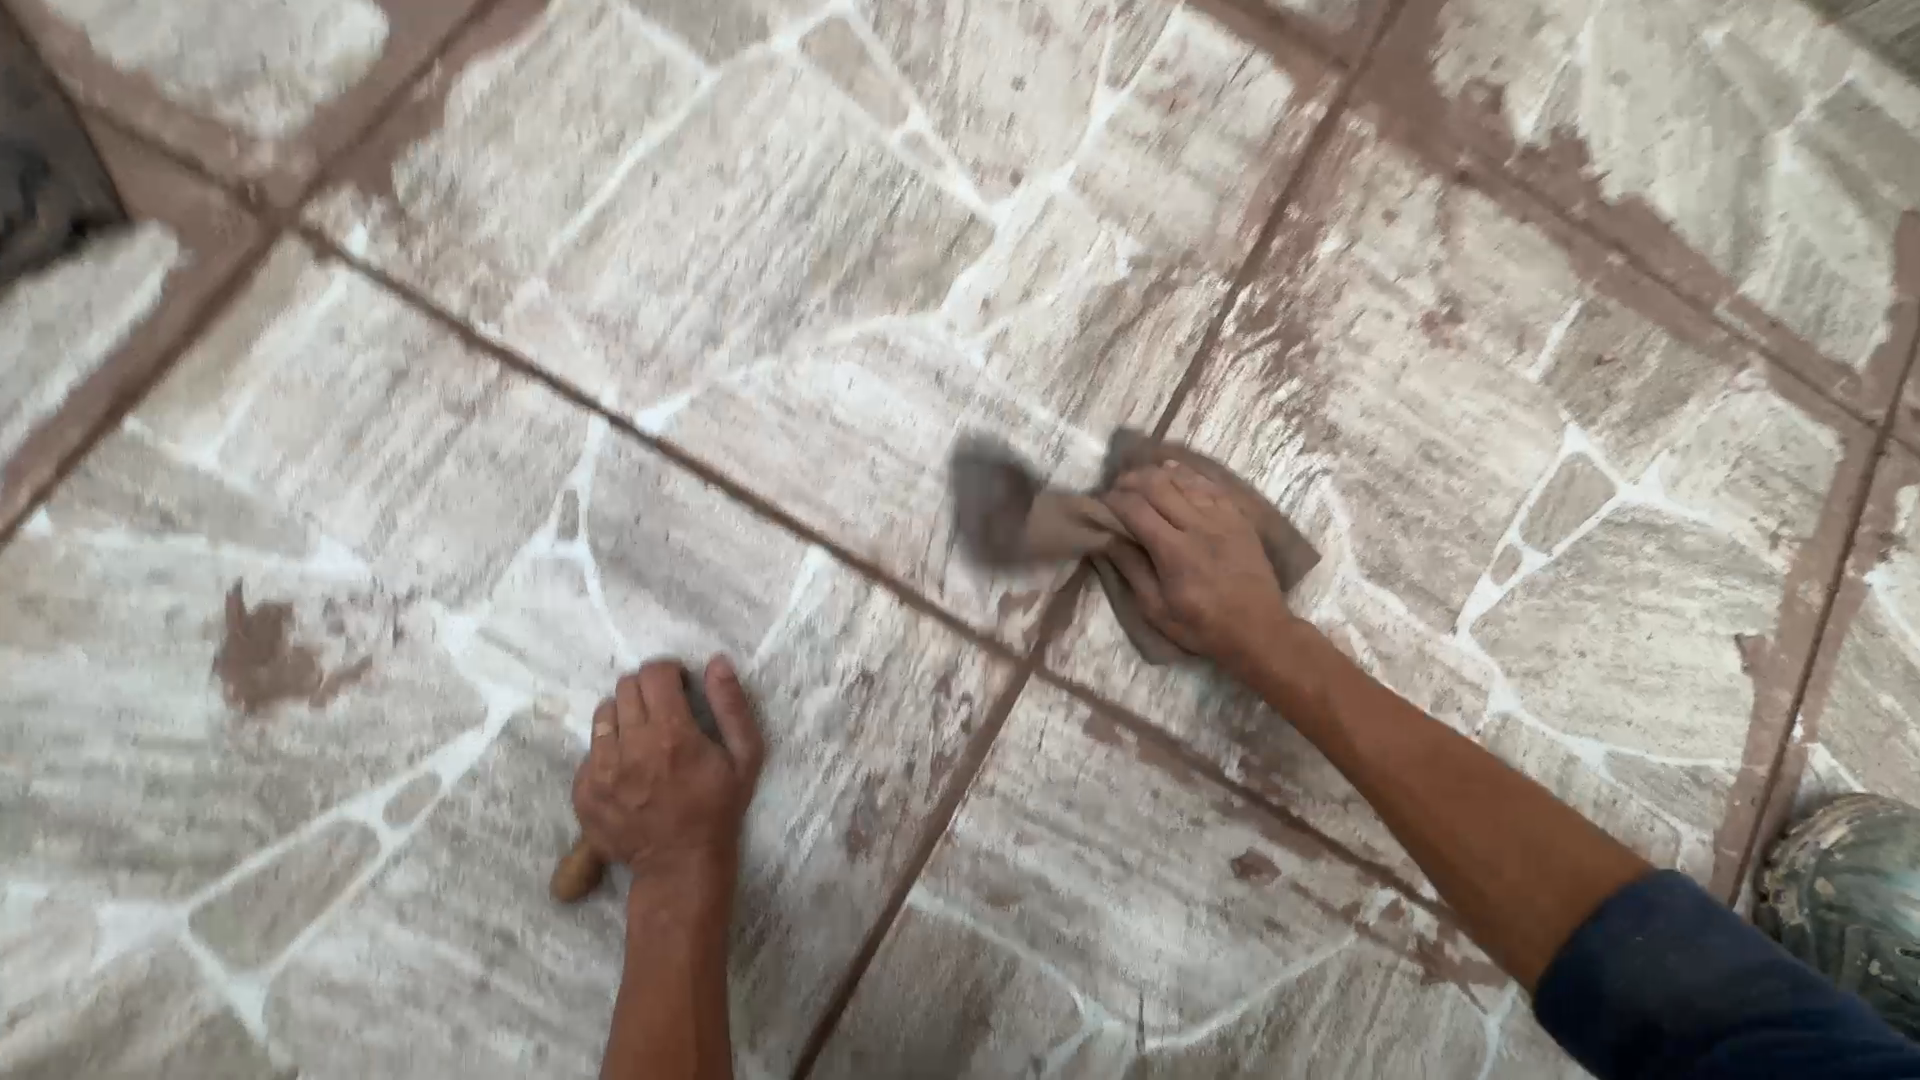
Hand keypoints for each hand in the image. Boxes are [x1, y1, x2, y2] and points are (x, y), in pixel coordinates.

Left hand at [571, 658, 763, 883]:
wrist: (680, 864)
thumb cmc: (719, 807)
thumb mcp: (745, 756)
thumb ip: (732, 705)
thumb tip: (716, 661)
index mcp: (672, 733)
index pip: (654, 673)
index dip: (670, 672)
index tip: (680, 686)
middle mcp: (631, 746)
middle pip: (626, 687)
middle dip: (647, 690)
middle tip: (664, 710)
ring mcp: (601, 770)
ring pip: (604, 714)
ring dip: (625, 715)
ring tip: (643, 737)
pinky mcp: (583, 790)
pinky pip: (590, 749)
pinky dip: (610, 749)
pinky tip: (629, 768)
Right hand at [1103, 462, 1294, 668]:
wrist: (1258, 629)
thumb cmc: (1201, 626)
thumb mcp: (1156, 609)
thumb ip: (1132, 570)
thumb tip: (1108, 539)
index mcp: (1174, 552)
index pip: (1136, 510)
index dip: (1113, 501)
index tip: (1100, 503)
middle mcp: (1198, 526)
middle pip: (1158, 485)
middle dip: (1130, 481)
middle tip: (1116, 487)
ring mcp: (1222, 518)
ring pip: (1183, 479)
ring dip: (1156, 473)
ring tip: (1139, 478)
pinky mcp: (1239, 517)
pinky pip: (1210, 485)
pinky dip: (1187, 474)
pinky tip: (1173, 471)